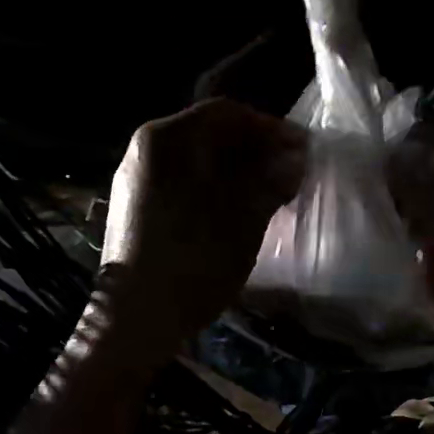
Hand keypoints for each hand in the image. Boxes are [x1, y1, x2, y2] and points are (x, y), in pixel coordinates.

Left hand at [97, 98, 305, 356]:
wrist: (134, 319)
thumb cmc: (192, 264)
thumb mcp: (242, 220)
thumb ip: (270, 181)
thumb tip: (293, 160)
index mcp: (165, 140)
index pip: (226, 114)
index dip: (269, 128)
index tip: (301, 150)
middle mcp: (142, 151)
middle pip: (207, 136)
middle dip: (252, 152)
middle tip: (289, 175)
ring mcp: (133, 182)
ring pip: (193, 164)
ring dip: (233, 174)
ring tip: (268, 196)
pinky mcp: (132, 211)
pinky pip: (178, 185)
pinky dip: (209, 191)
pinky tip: (233, 213)